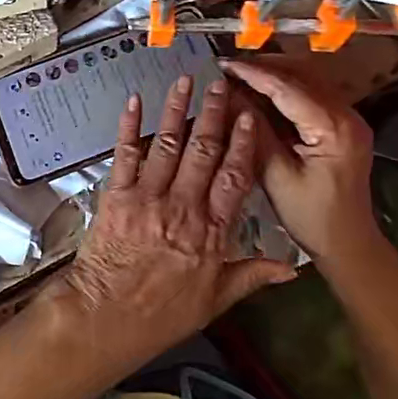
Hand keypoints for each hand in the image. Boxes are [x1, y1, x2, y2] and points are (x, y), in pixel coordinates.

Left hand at [47, 74, 297, 370]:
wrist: (105, 317)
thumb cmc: (162, 313)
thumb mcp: (214, 300)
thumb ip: (251, 276)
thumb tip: (292, 269)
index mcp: (210, 231)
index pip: (233, 178)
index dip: (242, 145)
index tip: (249, 117)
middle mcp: (181, 207)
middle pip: (202, 152)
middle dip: (213, 116)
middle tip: (221, 87)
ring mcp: (146, 198)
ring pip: (167, 145)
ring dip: (176, 110)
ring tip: (185, 82)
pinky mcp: (116, 195)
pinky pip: (124, 155)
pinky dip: (129, 127)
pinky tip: (134, 102)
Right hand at [220, 57, 379, 262]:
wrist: (349, 242)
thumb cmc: (311, 216)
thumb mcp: (275, 176)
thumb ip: (254, 132)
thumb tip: (229, 97)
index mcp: (332, 129)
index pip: (288, 88)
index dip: (253, 74)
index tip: (223, 66)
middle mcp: (346, 115)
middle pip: (302, 75)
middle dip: (264, 67)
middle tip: (228, 68)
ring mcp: (348, 118)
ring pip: (309, 79)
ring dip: (275, 73)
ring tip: (240, 75)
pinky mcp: (343, 124)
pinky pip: (312, 93)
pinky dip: (285, 87)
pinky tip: (261, 92)